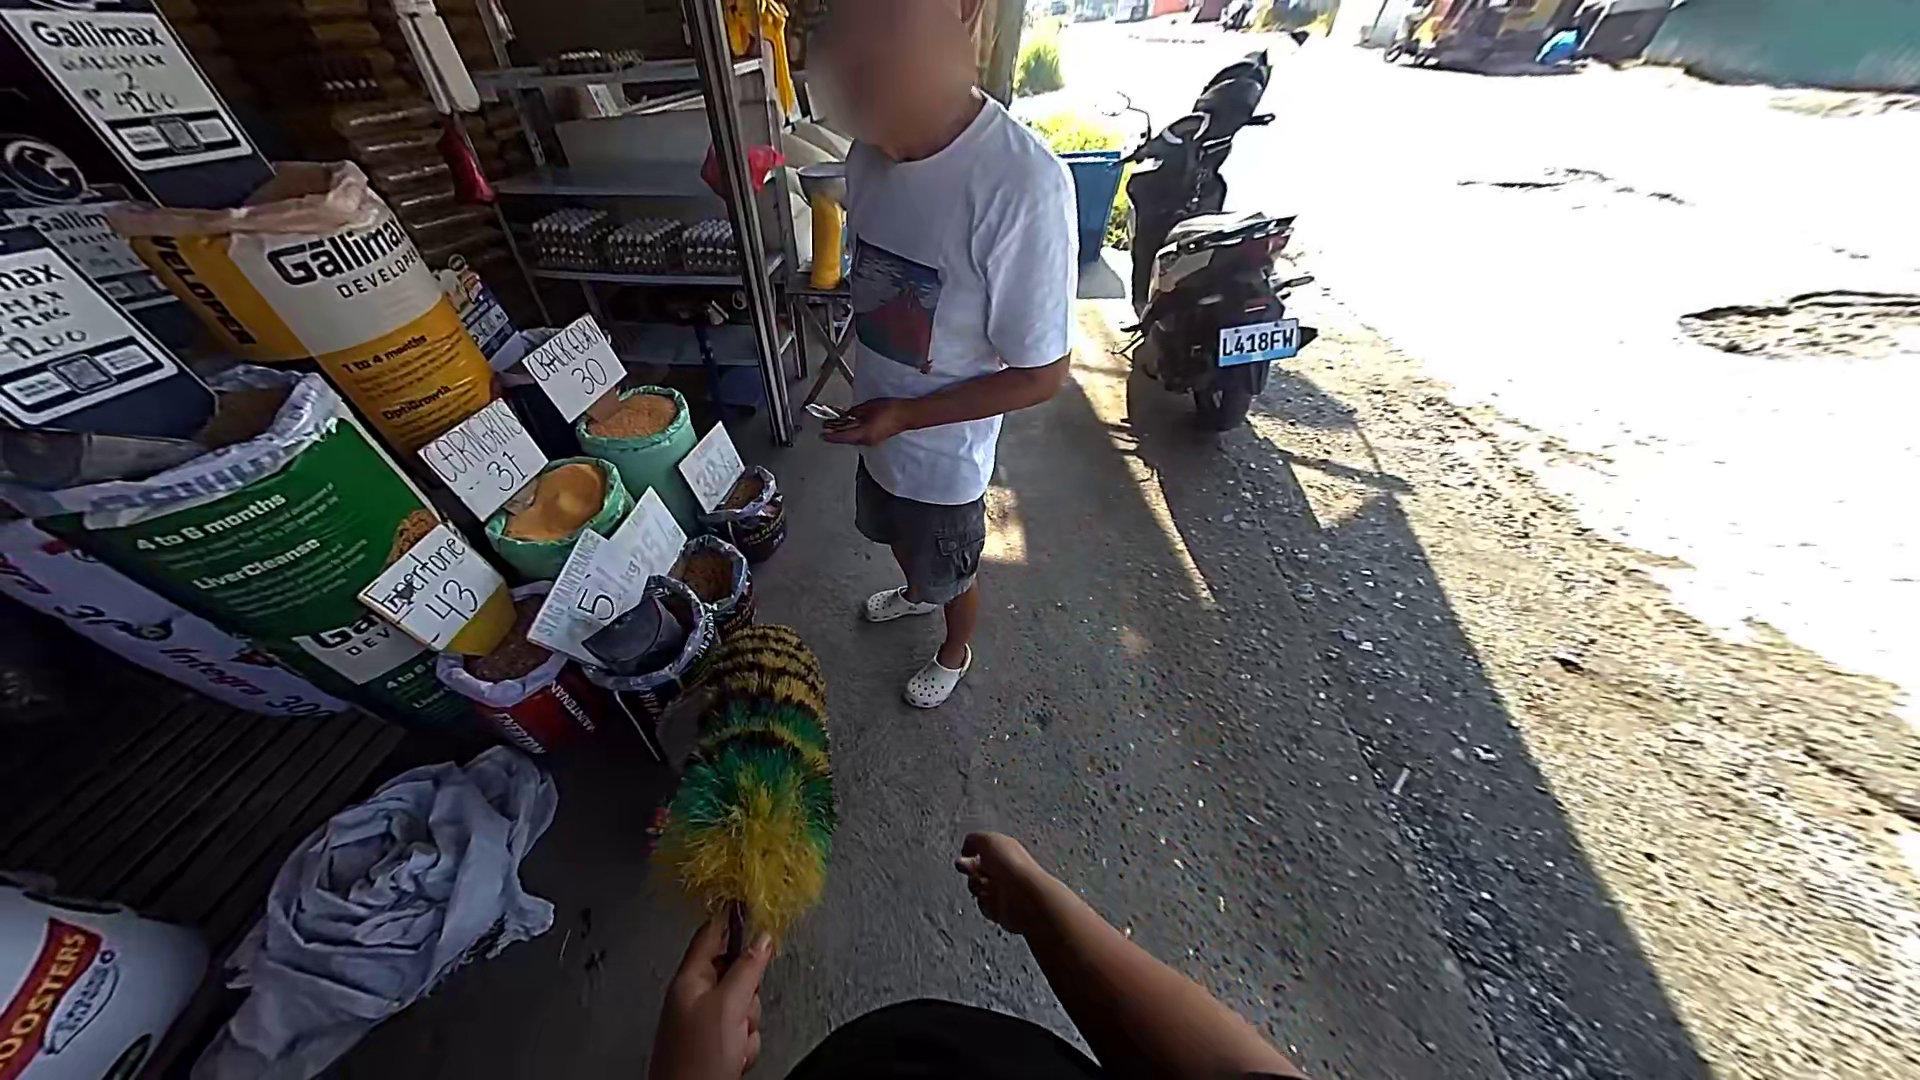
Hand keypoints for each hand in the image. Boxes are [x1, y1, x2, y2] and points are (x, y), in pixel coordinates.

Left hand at [648, 915, 774, 1079]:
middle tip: (745, 1003)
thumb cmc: (696, 1062)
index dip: (734, 917)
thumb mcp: (729, 1005)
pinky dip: (745, 1041)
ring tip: (737, 1038)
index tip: (754, 905)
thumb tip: (765, 938)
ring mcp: (704, 1022)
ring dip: (749, 1018)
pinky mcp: (714, 1045)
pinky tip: (736, 1055)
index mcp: (689, 979)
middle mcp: (694, 997)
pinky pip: (742, 1028)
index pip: (712, 932)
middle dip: (750, 985)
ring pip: (744, 1000)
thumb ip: (749, 966)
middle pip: (735, 967)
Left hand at [820, 398, 916, 445]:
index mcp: (863, 434)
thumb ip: (854, 412)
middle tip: (826, 427)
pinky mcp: (877, 437)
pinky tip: (850, 425)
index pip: (842, 437)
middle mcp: (866, 440)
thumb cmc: (889, 410)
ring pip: (853, 437)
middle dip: (836, 433)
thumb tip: (847, 415)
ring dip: (844, 432)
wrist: (906, 414)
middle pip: (847, 438)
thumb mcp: (867, 407)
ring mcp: (872, 440)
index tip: (822, 435)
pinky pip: (861, 435)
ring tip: (836, 425)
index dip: (831, 436)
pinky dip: (853, 431)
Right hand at [955, 832, 1055, 935]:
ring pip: (976, 888)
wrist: (1026, 897)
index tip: (964, 854)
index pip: (980, 849)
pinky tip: (992, 900)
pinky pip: (984, 906)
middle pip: (975, 869)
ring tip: (985, 887)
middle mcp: (1003, 868)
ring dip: (976, 887)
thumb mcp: (988, 840)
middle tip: (972, 871)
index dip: (969, 852)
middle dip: (969, 870)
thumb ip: (973, 839)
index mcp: (1003, 849)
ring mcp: (1002, 889)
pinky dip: (985, 904)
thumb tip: (966, 846)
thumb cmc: (1012, 866)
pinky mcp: (1002, 909)